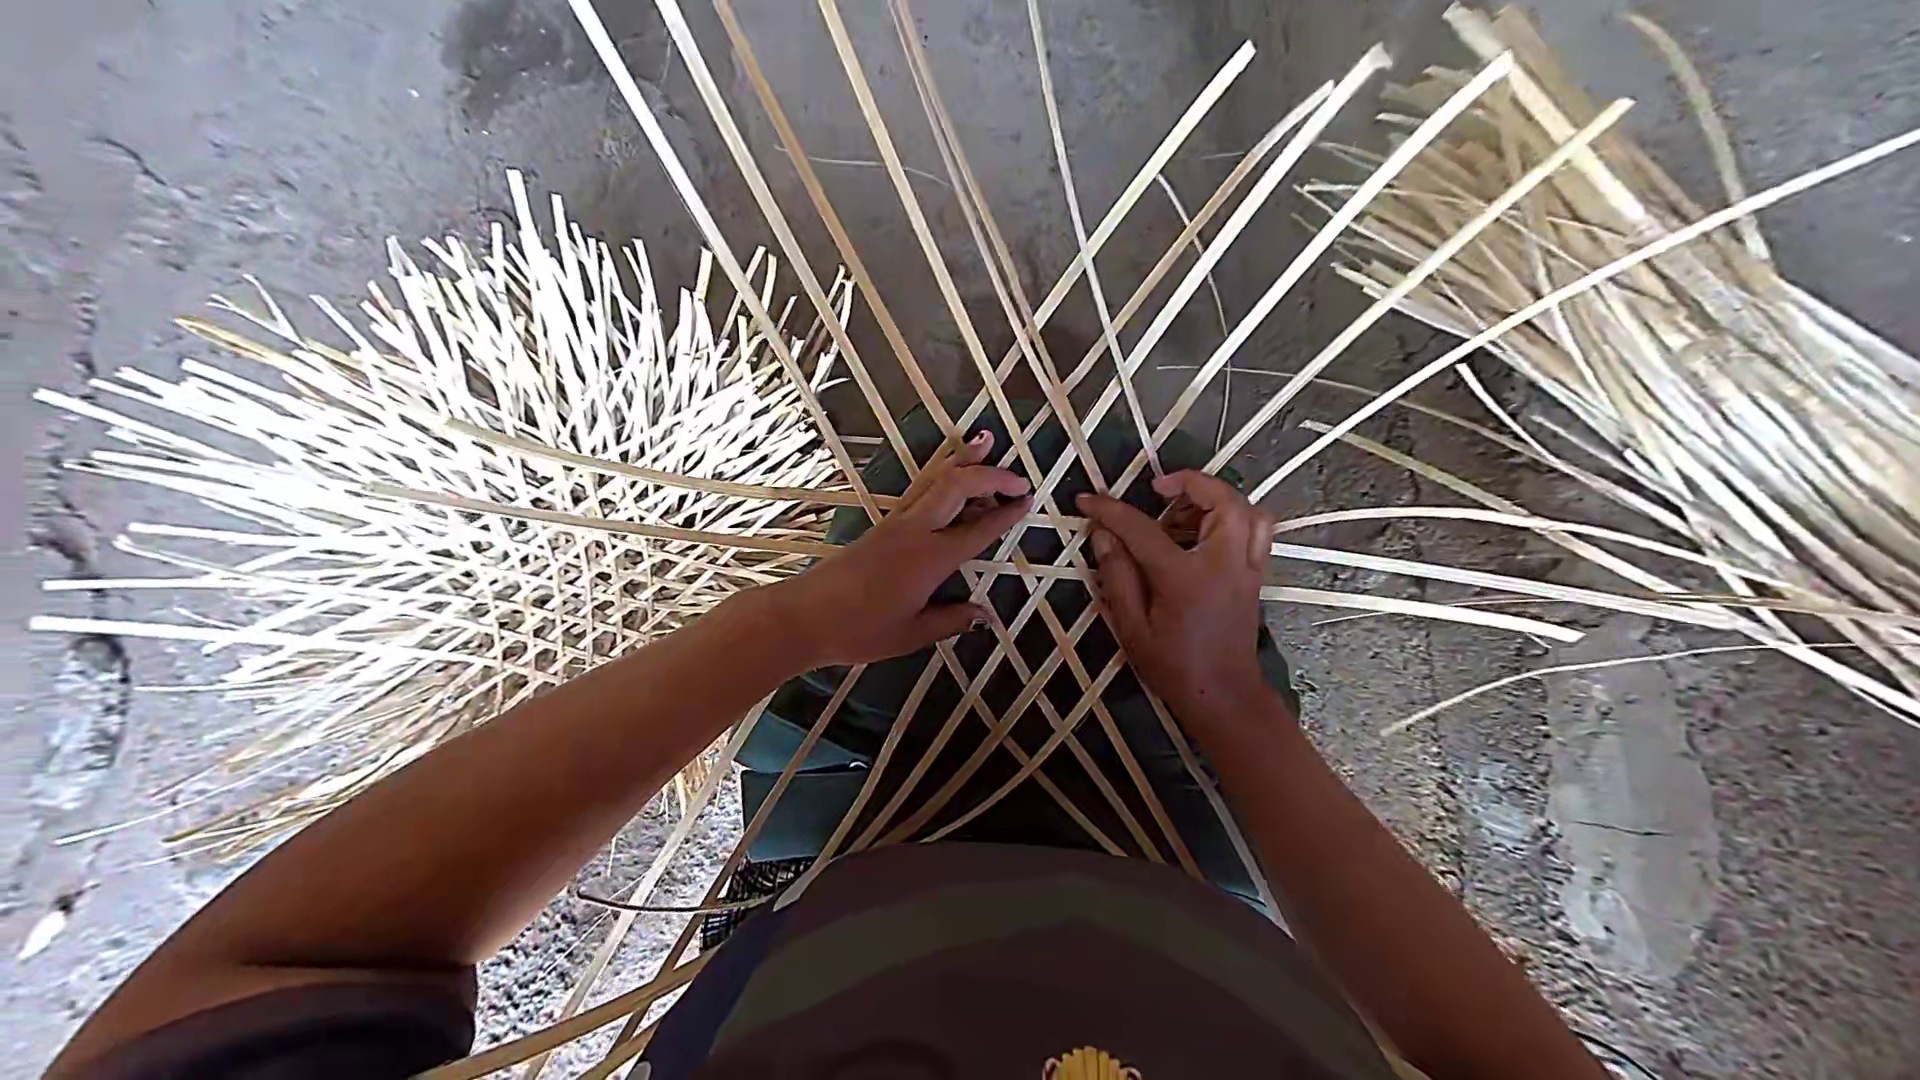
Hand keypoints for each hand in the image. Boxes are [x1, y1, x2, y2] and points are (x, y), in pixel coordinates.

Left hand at [757, 430, 1030, 668]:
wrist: (803, 615)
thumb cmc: (859, 630)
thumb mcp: (911, 634)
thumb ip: (951, 620)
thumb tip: (984, 615)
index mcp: (930, 558)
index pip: (978, 529)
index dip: (1006, 514)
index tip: (1027, 501)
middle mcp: (915, 530)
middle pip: (958, 487)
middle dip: (992, 476)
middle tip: (1019, 480)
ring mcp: (896, 523)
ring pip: (935, 479)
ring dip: (964, 461)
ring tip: (986, 442)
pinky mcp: (882, 524)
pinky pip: (920, 489)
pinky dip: (942, 475)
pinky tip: (949, 473)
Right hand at [1076, 471, 1279, 726]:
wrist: (1222, 694)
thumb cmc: (1173, 665)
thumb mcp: (1132, 627)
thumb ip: (1117, 576)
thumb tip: (1103, 536)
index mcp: (1186, 578)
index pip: (1143, 529)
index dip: (1110, 510)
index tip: (1086, 500)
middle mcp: (1225, 564)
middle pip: (1223, 500)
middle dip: (1191, 482)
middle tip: (1157, 489)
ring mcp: (1247, 568)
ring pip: (1249, 509)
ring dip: (1216, 497)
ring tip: (1181, 509)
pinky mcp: (1255, 575)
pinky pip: (1257, 529)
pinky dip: (1234, 515)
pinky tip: (1203, 529)